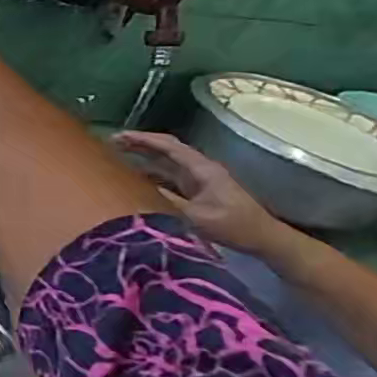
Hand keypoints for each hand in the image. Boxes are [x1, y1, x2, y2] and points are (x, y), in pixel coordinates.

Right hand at [110, 131, 290, 254]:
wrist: (264, 239)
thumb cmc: (235, 226)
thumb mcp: (198, 217)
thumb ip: (167, 202)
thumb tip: (136, 190)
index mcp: (202, 169)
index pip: (168, 146)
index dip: (142, 139)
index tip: (118, 137)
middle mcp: (198, 169)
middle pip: (165, 149)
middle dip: (139, 143)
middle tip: (111, 143)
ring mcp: (197, 179)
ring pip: (165, 161)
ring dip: (142, 156)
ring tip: (116, 155)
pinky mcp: (195, 191)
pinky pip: (167, 175)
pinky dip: (149, 172)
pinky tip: (134, 177)